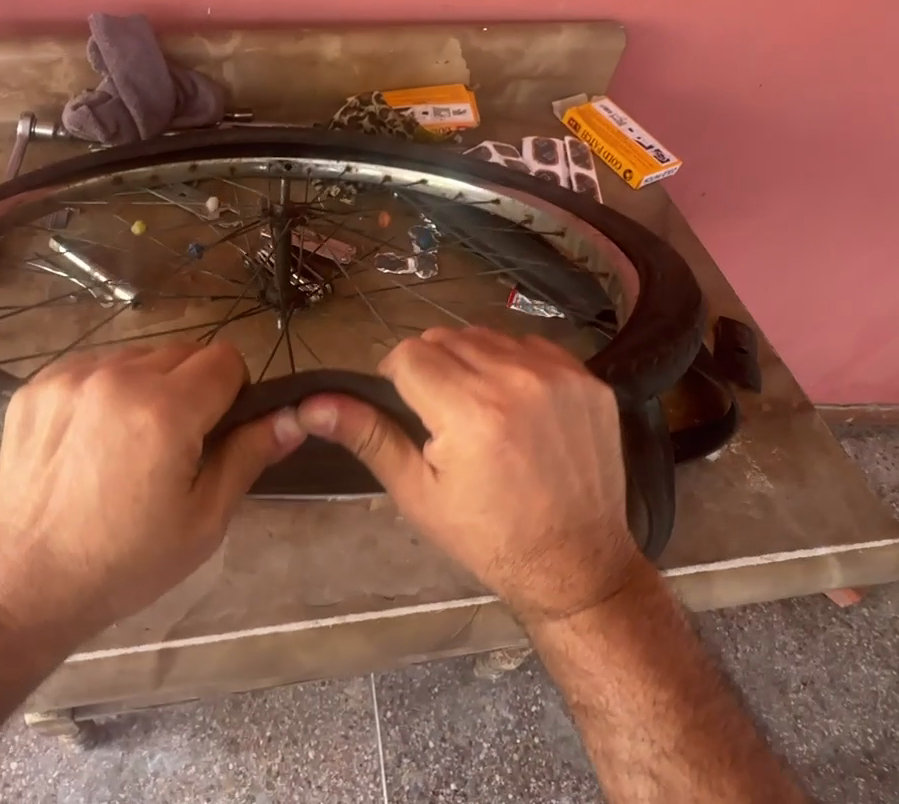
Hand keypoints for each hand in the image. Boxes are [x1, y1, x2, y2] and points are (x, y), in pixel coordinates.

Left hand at [0, 342, 297, 641]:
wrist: (25, 583)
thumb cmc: (126, 562)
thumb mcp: (204, 520)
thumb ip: (249, 455)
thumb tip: (293, 417)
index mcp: (163, 411)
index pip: (225, 359)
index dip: (234, 394)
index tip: (217, 432)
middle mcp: (116, 378)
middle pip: (183, 351)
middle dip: (193, 387)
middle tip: (177, 443)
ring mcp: (70, 377)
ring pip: (138, 354)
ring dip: (149, 384)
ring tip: (131, 441)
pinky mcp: (36, 385)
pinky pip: (94, 366)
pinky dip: (107, 390)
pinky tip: (93, 438)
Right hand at [285, 327, 644, 623]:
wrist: (577, 563)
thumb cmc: (487, 537)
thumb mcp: (417, 493)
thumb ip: (368, 436)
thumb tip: (310, 405)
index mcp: (470, 411)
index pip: (408, 354)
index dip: (395, 377)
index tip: (407, 410)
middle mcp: (516, 379)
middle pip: (444, 338)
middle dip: (431, 369)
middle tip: (440, 416)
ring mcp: (559, 375)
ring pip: (485, 335)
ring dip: (469, 361)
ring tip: (477, 409)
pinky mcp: (588, 379)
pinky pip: (529, 345)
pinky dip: (511, 363)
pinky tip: (515, 404)